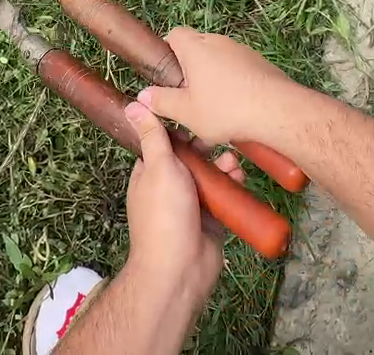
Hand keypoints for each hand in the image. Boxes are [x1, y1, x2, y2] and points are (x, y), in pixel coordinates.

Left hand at [122, 101, 242, 289]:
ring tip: (233, 164)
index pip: (165, 143)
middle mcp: (170, 186)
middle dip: (207, 147)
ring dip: (223, 166)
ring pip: (210, 175)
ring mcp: (191, 203)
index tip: (198, 116)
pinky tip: (240, 179)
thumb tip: (133, 105)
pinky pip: (223, 196)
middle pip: (192, 157)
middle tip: (221, 139)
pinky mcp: (211, 218)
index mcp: (150, 173)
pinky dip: (232, 186)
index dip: (181, 130)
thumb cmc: (165, 213)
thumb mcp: (157, 166)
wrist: (180, 268)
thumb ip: (152, 135)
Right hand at [137, 28, 303, 146]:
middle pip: (197, 47)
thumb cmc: (225, 109)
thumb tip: (143, 96)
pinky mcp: (258, 62)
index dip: (167, 50)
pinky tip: (234, 108)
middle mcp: (218, 41)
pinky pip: (237, 68)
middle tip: (186, 96)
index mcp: (196, 47)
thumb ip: (161, 102)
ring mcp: (241, 50)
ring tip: (211, 107)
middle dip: (189, 69)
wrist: (276, 109)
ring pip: (218, 59)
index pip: (174, 34)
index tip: (165, 73)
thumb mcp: (186, 112)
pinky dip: (232, 82)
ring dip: (211, 77)